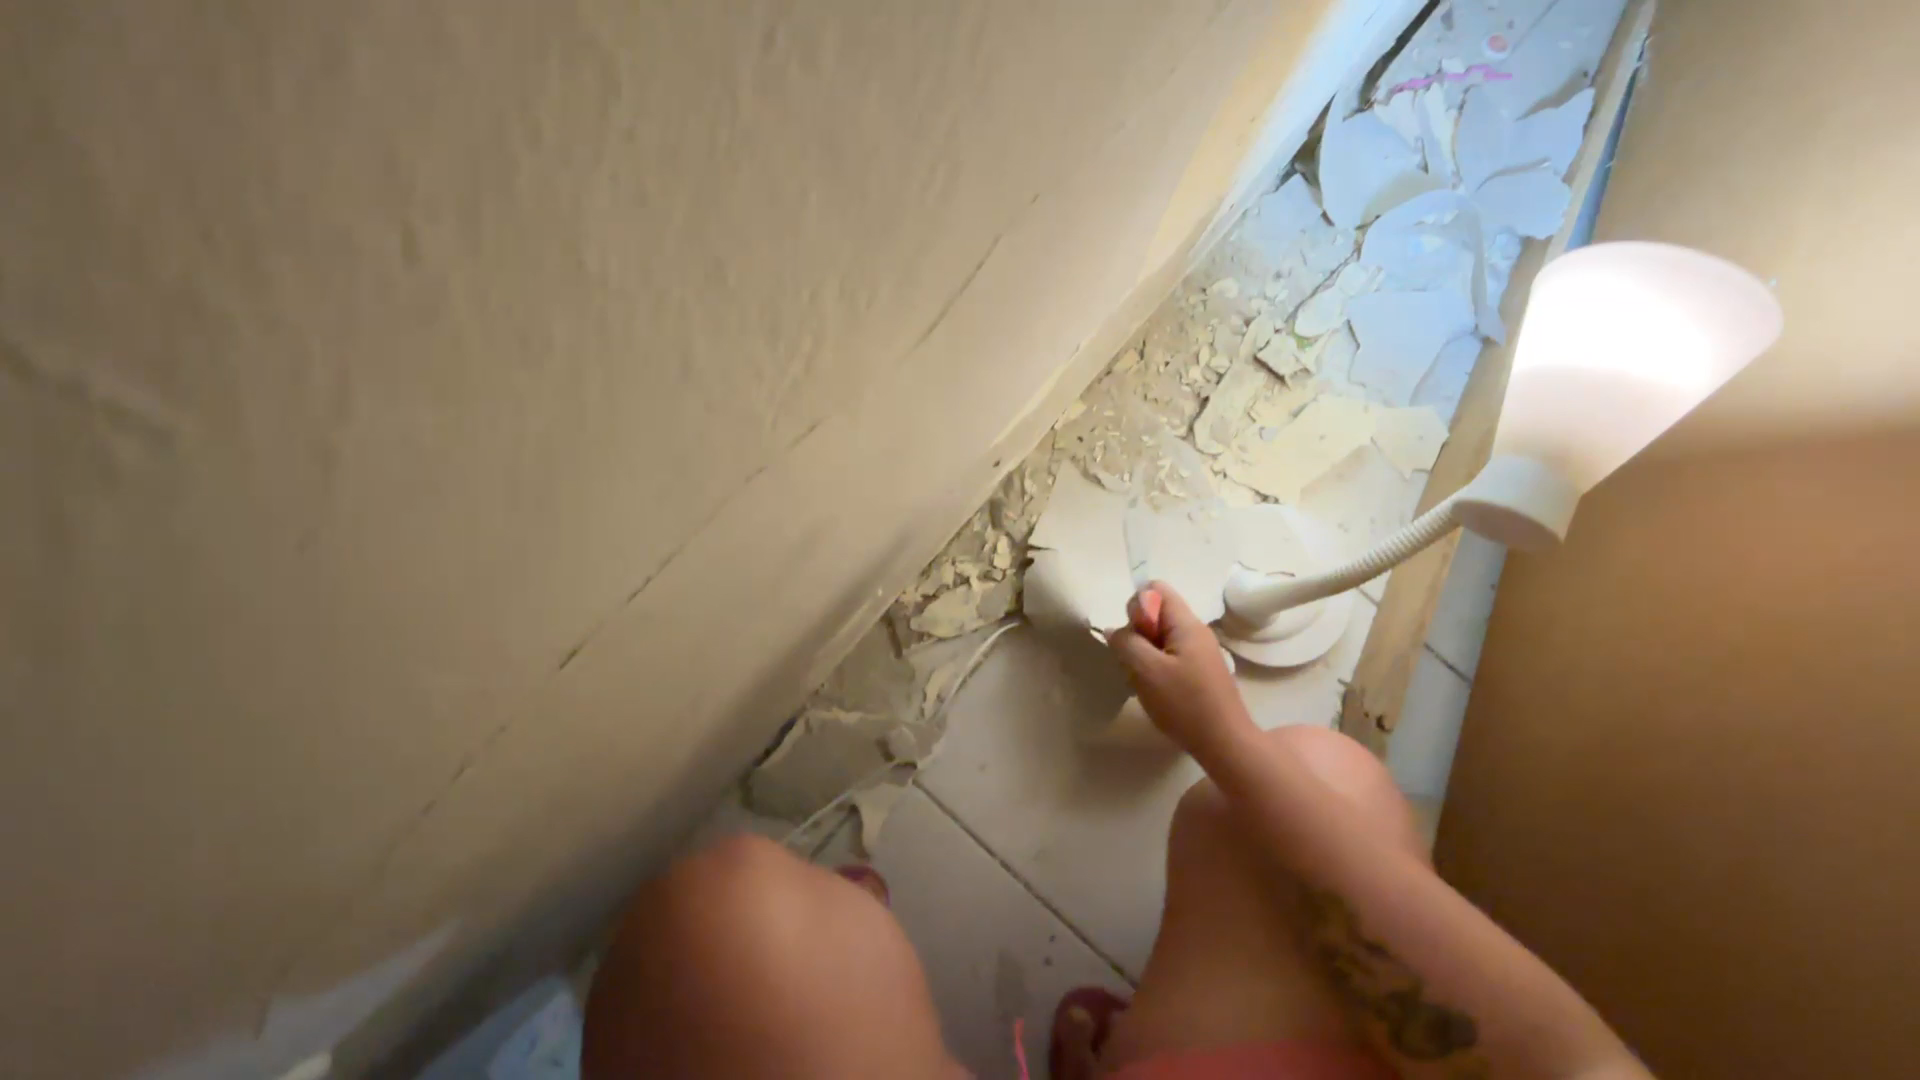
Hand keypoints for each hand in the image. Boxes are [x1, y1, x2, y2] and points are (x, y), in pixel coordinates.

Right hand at [1107, 581, 1255, 755]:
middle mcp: (1195, 631)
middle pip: (1156, 614)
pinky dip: (1155, 668)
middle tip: (1136, 664)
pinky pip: (1169, 656)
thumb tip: (1115, 630)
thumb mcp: (1147, 671)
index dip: (1136, 606)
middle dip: (1137, 634)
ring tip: (1144, 682)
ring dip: (1144, 654)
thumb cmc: (1185, 704)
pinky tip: (1155, 692)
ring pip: (1160, 638)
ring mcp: (1199, 652)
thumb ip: (1127, 643)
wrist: (1224, 743)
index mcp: (1186, 624)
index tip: (1133, 638)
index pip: (1155, 589)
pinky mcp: (1199, 671)